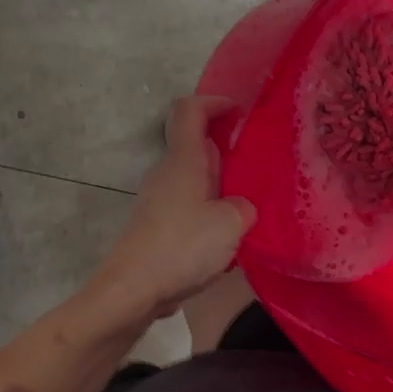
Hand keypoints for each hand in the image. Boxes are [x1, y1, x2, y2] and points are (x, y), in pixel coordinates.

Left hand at [91, 96, 256, 318]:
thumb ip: (243, 208)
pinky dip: (209, 216)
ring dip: (221, 189)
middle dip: (228, 151)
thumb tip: (240, 208)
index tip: (240, 110)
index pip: (190, 111)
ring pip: (194, 182)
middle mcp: (167, 175)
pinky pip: (188, 211)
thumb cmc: (182, 247)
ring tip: (251, 209)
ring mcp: (158, 203)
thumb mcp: (230, 224)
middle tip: (260, 167)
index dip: (214, 102)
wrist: (133, 289)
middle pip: (195, 148)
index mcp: (183, 161)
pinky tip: (229, 243)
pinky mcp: (156, 229)